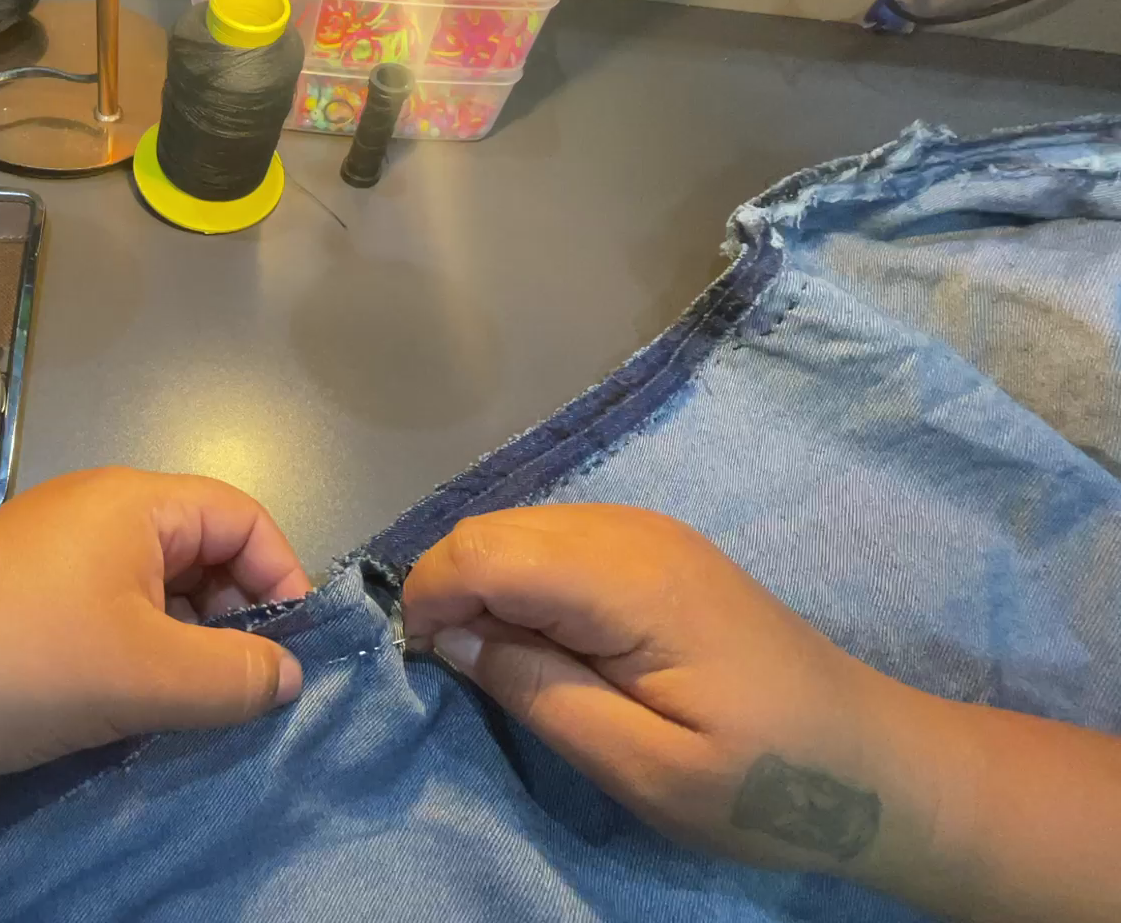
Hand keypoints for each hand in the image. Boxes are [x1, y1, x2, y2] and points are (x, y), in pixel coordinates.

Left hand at [0, 468, 312, 795]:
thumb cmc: (26, 661)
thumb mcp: (148, 673)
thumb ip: (236, 674)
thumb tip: (290, 674)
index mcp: (133, 501)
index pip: (240, 516)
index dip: (280, 575)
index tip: (292, 651)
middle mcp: (98, 512)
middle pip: (200, 547)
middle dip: (235, 613)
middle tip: (242, 687)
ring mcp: (57, 554)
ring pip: (156, 586)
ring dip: (188, 640)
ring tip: (193, 703)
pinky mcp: (29, 597)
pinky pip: (112, 611)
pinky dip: (141, 650)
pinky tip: (138, 701)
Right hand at [401, 505, 930, 873]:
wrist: (880, 764)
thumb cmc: (764, 781)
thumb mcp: (639, 767)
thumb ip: (533, 689)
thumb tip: (448, 635)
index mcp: (627, 579)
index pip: (482, 553)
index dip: (430, 597)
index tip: (426, 657)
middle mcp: (622, 528)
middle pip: (485, 530)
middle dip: (447, 589)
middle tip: (460, 661)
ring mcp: (633, 525)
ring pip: (504, 527)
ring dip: (476, 583)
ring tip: (500, 651)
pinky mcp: (637, 538)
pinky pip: (537, 537)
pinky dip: (510, 576)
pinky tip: (539, 629)